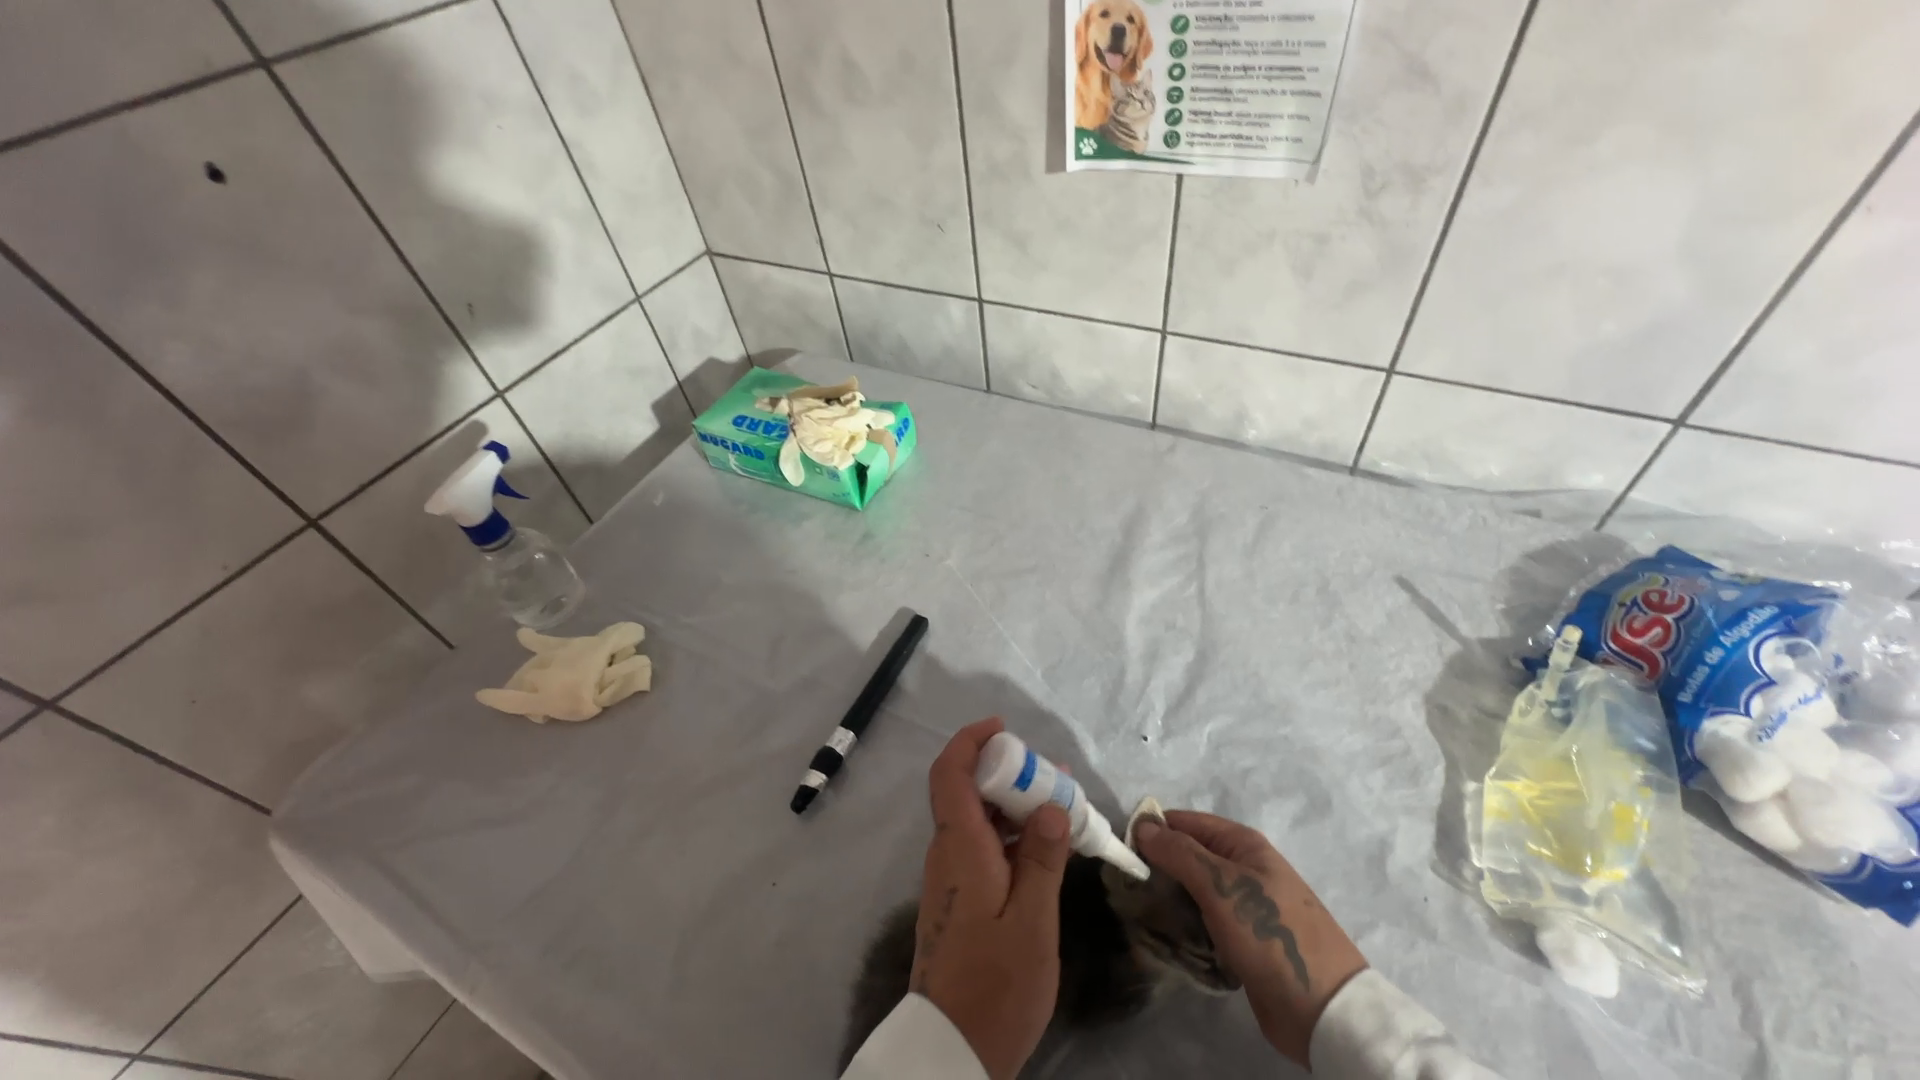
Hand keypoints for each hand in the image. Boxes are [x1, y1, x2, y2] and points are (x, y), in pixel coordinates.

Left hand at [911, 718, 1072, 1079]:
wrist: (954, 1047)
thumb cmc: (996, 984)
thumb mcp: (1032, 922)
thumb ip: (1042, 860)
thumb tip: (1050, 804)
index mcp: (960, 850)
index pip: (949, 775)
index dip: (970, 742)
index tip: (1004, 729)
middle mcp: (949, 855)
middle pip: (967, 793)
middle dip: (1007, 773)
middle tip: (1053, 775)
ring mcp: (953, 879)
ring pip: (979, 822)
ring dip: (1015, 806)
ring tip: (1062, 805)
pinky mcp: (962, 900)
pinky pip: (985, 849)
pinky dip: (1014, 837)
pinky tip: (1048, 847)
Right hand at [1134, 811, 1367, 1066]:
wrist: (1322, 1007)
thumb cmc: (1269, 935)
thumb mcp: (1221, 886)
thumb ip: (1180, 853)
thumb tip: (1143, 823)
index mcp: (1244, 844)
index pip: (1186, 822)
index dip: (1154, 831)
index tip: (1120, 850)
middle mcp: (1245, 868)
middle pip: (1189, 856)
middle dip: (1158, 867)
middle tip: (1124, 886)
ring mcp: (1245, 906)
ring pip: (1193, 890)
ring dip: (1169, 898)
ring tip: (1137, 912)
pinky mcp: (1243, 940)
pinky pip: (1204, 920)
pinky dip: (1185, 924)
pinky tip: (1165, 936)